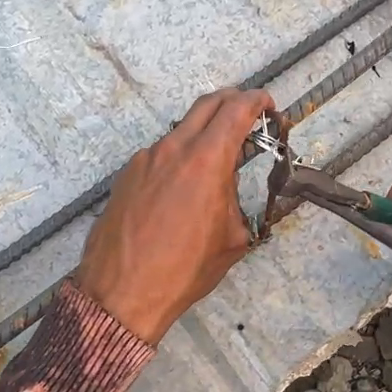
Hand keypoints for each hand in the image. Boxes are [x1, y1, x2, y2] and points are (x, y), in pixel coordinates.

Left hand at [76, 89, 273, 343]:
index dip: (257, 101)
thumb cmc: (184, 270)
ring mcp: (145, 159)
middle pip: (207, 104)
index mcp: (206, 160)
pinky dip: (178, 158)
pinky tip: (180, 189)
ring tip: (215, 162)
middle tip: (249, 114)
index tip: (269, 106)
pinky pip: (159, 154)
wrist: (122, 291)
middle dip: (232, 101)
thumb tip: (229, 186)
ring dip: (203, 133)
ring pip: (181, 130)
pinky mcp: (127, 174)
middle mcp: (173, 149)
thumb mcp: (231, 238)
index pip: (236, 110)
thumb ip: (235, 199)